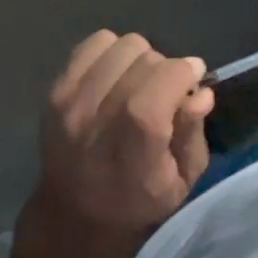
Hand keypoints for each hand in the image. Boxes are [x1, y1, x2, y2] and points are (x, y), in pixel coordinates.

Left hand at [34, 31, 214, 236]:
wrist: (72, 214)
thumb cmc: (137, 201)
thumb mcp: (181, 181)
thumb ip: (192, 133)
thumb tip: (201, 92)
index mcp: (133, 149)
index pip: (162, 84)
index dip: (184, 73)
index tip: (194, 79)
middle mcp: (98, 120)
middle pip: (146, 60)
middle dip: (166, 69)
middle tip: (166, 91)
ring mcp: (72, 101)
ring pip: (125, 46)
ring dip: (141, 59)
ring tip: (139, 83)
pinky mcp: (56, 89)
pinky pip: (95, 43)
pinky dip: (113, 52)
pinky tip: (117, 75)